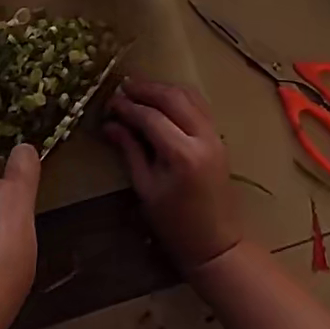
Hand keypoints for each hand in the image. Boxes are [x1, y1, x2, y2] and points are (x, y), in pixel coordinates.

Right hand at [103, 77, 241, 269]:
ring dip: (164, 88)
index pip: (152, 118)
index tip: (111, 102)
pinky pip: (199, 104)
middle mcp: (202, 137)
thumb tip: (110, 124)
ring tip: (140, 88)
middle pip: (173, 98)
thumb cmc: (175, 224)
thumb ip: (130, 151)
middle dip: (147, 89)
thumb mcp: (146, 189)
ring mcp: (215, 134)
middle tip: (123, 86)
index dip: (129, 107)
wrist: (216, 242)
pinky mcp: (219, 136)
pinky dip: (180, 96)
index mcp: (182, 154)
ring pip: (189, 96)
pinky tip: (163, 98)